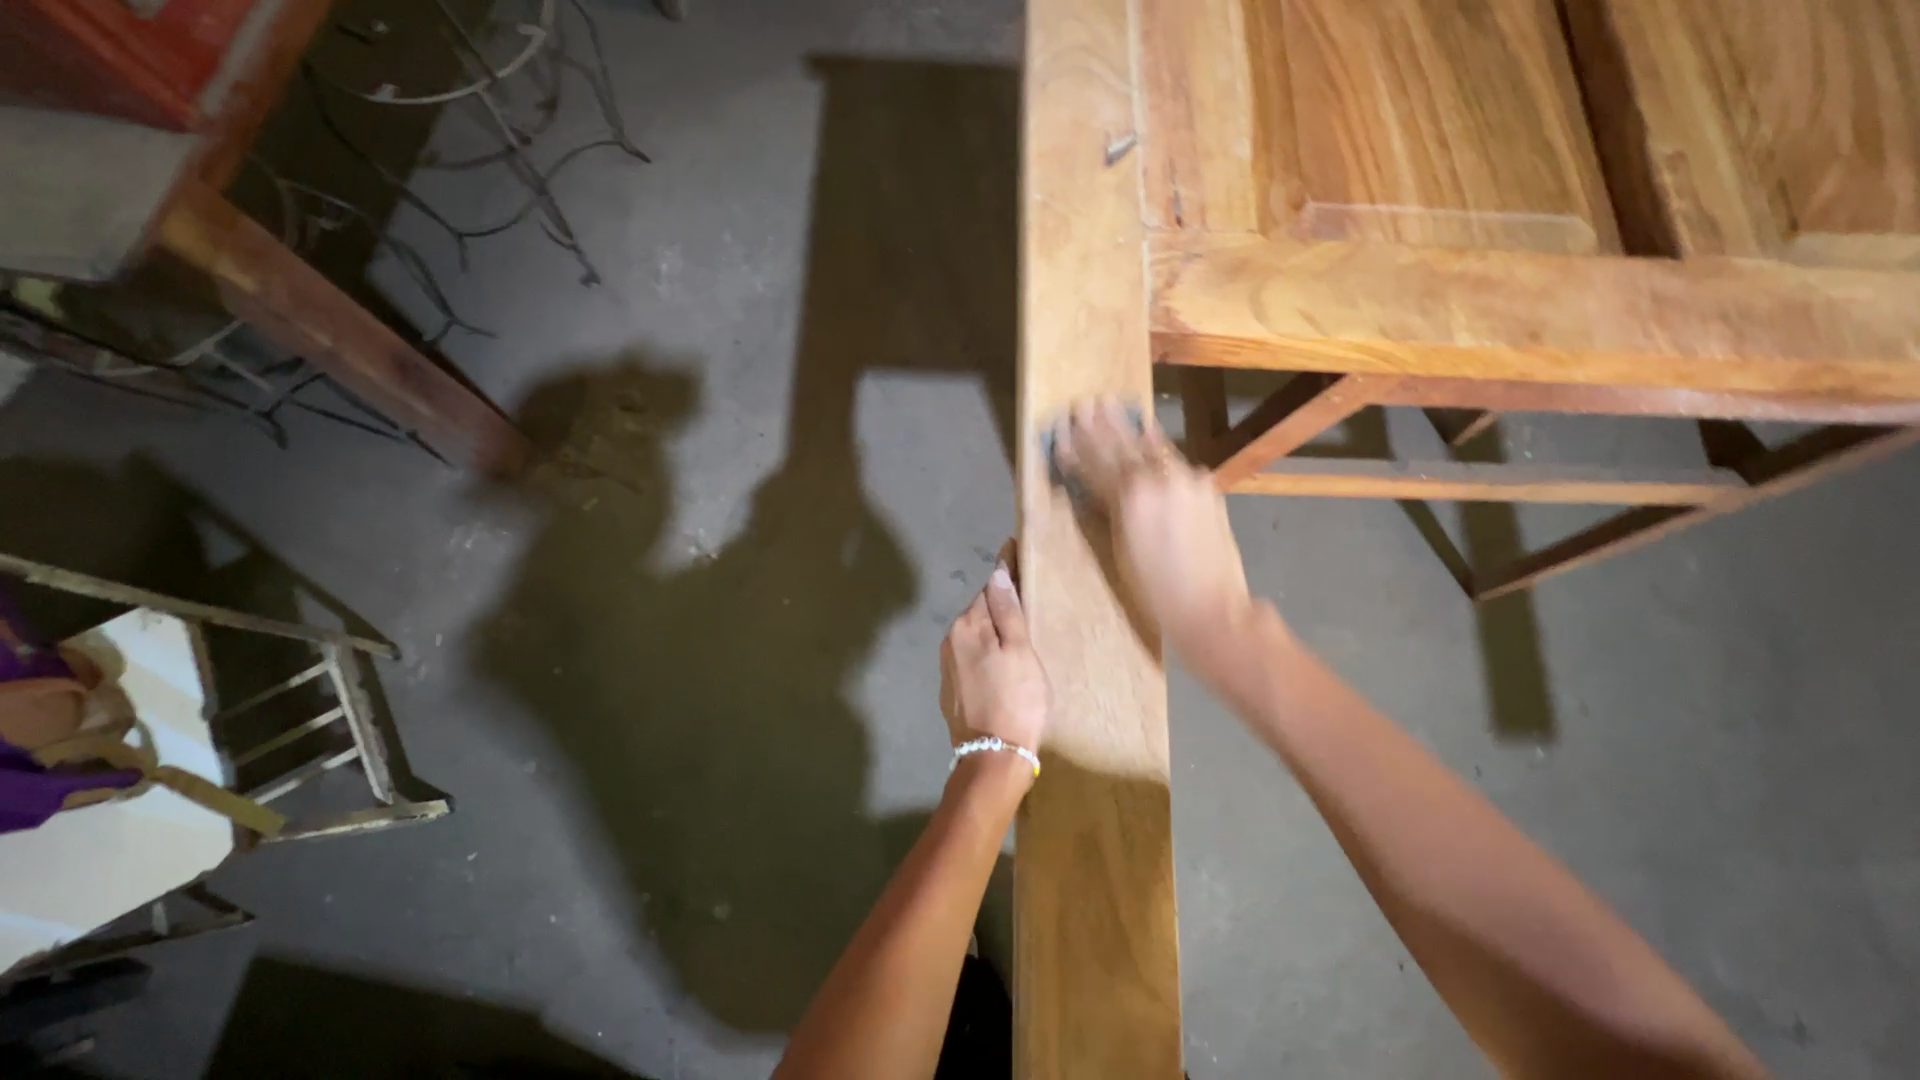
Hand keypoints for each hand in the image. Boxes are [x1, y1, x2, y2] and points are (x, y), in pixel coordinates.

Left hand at [940, 562, 1050, 755]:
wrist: (993, 756)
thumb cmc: (1016, 700)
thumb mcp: (1021, 651)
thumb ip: (1008, 610)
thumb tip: (996, 571)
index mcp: (967, 625)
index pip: (988, 588)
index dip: (1006, 573)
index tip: (1015, 550)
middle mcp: (950, 641)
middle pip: (978, 612)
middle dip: (997, 602)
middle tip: (1024, 591)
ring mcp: (947, 668)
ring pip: (973, 637)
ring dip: (991, 629)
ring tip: (1015, 628)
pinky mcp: (950, 691)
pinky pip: (970, 659)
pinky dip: (985, 653)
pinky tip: (1001, 663)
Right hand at [1051, 399, 1254, 661]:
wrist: (1212, 607)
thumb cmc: (1156, 592)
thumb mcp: (1120, 553)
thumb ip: (1108, 512)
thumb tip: (1096, 489)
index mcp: (1130, 498)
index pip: (1095, 466)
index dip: (1075, 450)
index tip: (1060, 433)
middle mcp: (1157, 480)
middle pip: (1121, 447)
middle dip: (1099, 427)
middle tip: (1082, 405)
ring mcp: (1185, 479)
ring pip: (1150, 447)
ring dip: (1127, 428)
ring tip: (1110, 405)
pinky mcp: (1205, 486)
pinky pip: (1173, 460)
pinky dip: (1156, 446)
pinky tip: (1146, 432)